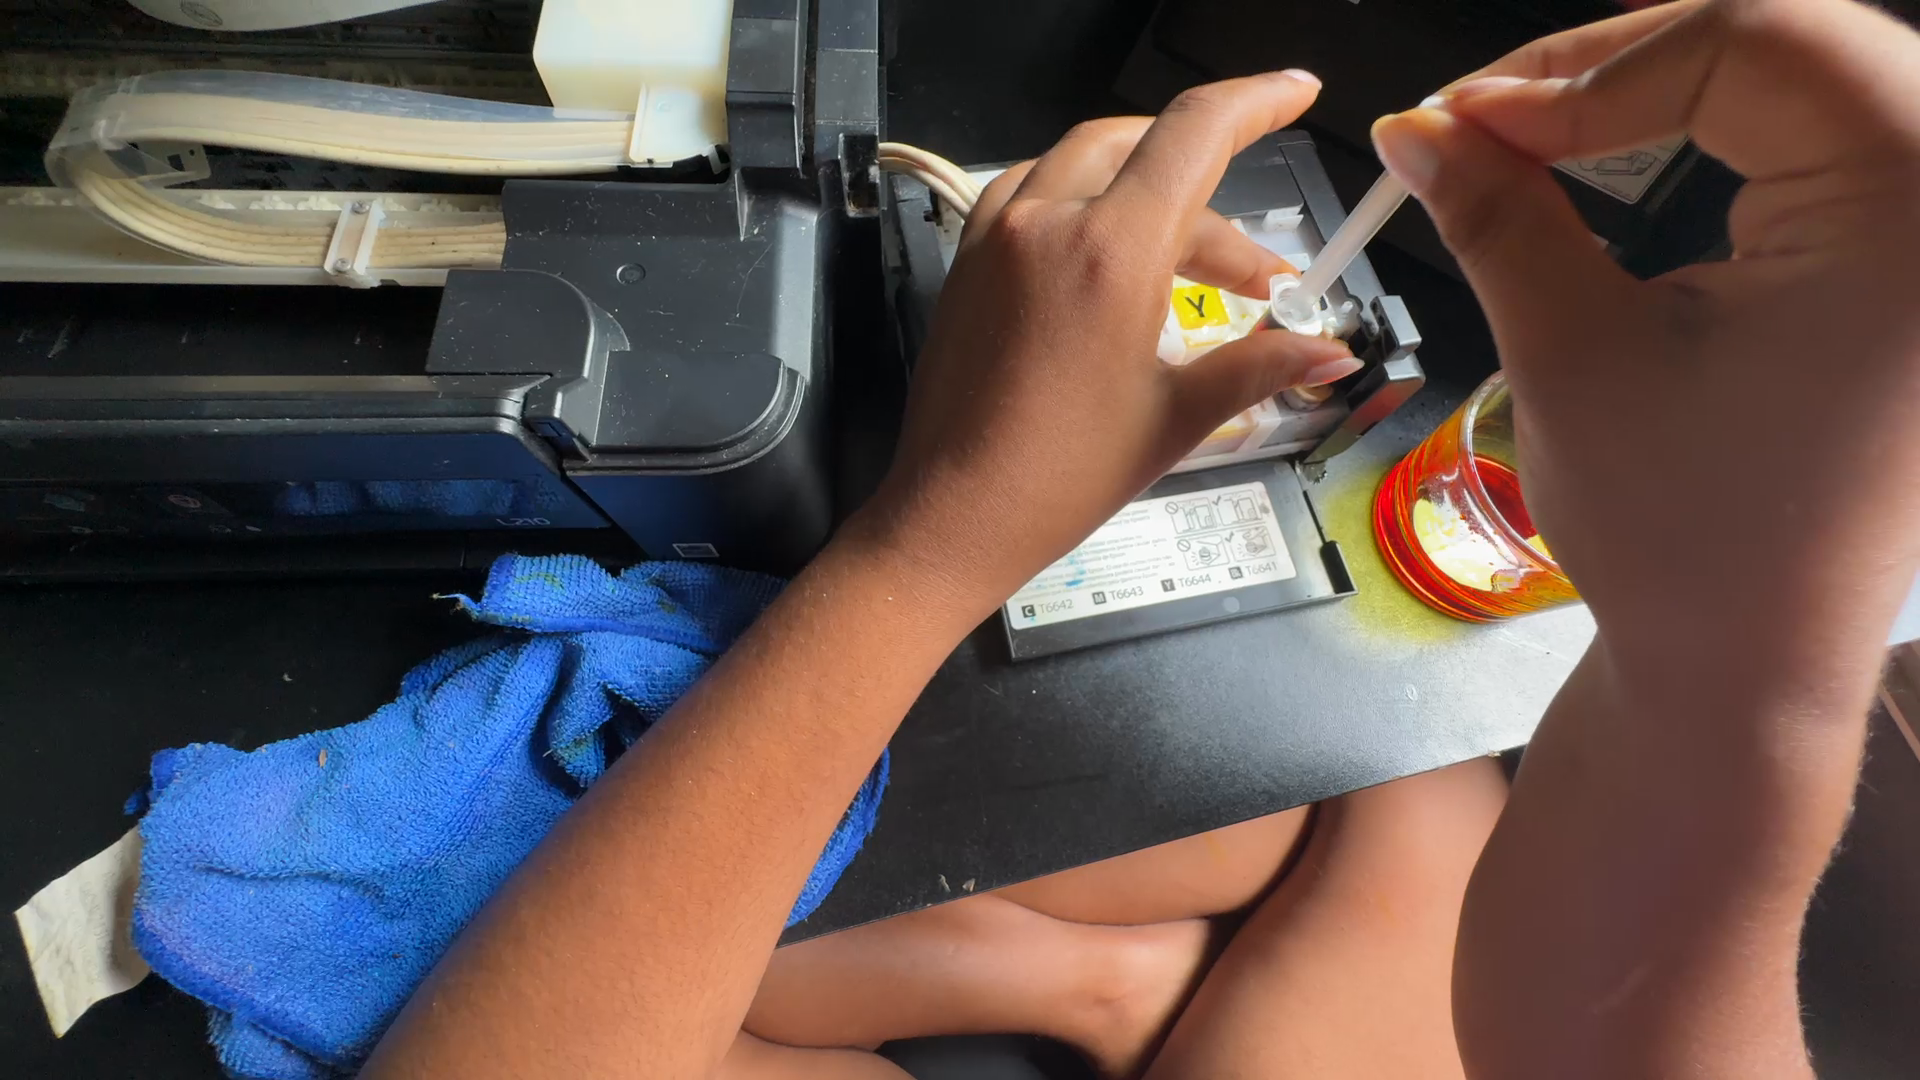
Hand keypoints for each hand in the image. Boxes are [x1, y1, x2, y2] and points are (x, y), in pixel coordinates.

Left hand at [849, 72, 1360, 617]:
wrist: (956, 515)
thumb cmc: (1067, 478)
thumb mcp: (1173, 420)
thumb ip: (1257, 367)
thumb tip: (1331, 353)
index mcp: (1110, 251)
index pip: (1195, 134)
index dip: (1257, 101)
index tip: (1296, 93)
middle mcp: (1046, 222)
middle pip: (1142, 151)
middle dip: (1210, 199)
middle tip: (1249, 276)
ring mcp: (993, 239)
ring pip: (1080, 165)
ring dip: (1141, 191)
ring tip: (1179, 260)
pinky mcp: (964, 266)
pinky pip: (1026, 197)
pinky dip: (1076, 203)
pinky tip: (1098, 255)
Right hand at [1373, 0, 1919, 667]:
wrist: (1740, 637)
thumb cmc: (1660, 512)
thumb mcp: (1566, 353)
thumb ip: (1494, 223)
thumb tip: (1412, 137)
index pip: (1749, 43)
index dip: (1575, 74)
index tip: (1447, 129)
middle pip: (1777, 45)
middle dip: (1598, 76)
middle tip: (1468, 130)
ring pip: (1786, 86)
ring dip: (1637, 104)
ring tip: (1516, 148)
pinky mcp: (1909, 253)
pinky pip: (1799, 145)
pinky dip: (1684, 145)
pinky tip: (1601, 174)